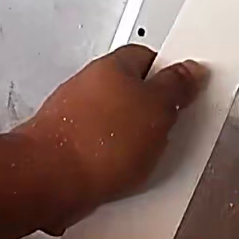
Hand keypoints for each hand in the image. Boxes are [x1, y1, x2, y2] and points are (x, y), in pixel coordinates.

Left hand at [15, 45, 206, 230]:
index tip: (186, 90)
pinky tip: (121, 175)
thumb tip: (190, 71)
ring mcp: (75, 117)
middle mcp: (89, 86)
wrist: (48, 181)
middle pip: (133, 93)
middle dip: (152, 114)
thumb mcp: (158, 109)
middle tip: (166, 130)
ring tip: (142, 159)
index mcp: (112, 66)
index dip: (171, 74)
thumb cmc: (95, 143)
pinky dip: (113, 163)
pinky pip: (101, 152)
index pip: (150, 57)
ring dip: (132, 142)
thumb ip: (177, 87)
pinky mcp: (67, 148)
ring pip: (117, 126)